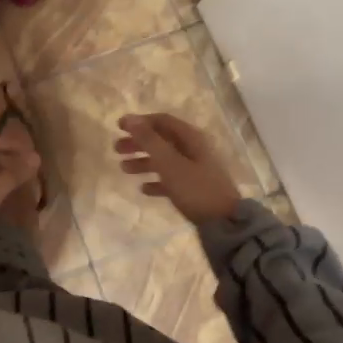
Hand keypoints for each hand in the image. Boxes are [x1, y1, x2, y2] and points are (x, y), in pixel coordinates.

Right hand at [116, 113, 241, 224]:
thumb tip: (130, 119)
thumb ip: (149, 141)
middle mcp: (193, 149)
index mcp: (191, 138)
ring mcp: (195, 169)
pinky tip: (144, 189)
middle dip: (138, 143)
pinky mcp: (194, 188)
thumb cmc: (196, 188)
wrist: (225, 223)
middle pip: (161, 140)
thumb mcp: (170, 163)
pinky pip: (171, 179)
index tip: (119, 127)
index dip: (139, 122)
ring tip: (124, 169)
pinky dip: (156, 181)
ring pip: (164, 160)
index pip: (162, 121)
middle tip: (116, 149)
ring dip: (143, 162)